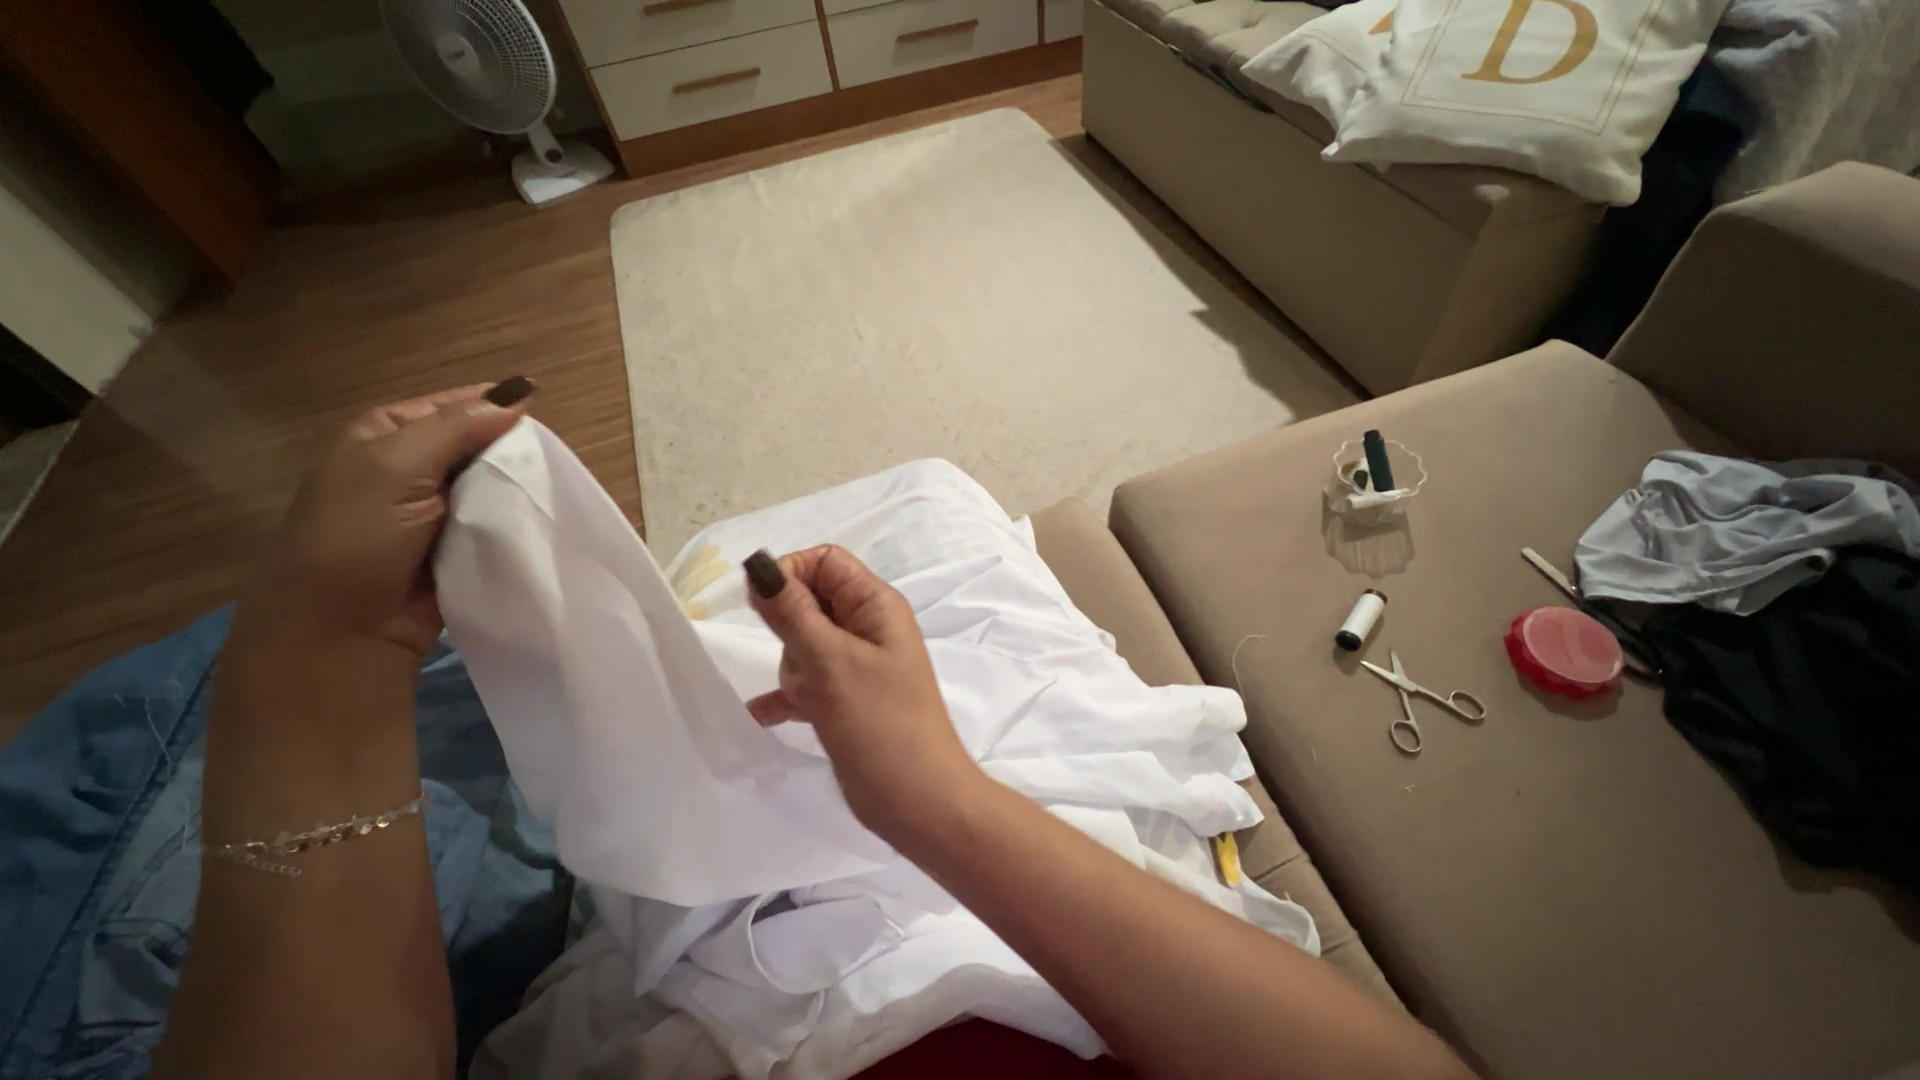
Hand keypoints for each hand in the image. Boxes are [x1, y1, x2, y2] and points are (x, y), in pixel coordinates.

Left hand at [236, 379, 533, 660]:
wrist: (343, 630)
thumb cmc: (356, 537)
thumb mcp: (395, 465)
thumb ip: (457, 427)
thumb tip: (519, 392)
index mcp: (385, 435)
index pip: (455, 407)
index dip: (496, 410)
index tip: (539, 423)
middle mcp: (409, 468)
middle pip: (479, 446)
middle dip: (512, 454)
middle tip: (548, 465)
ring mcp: (434, 511)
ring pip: (493, 486)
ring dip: (517, 491)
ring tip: (552, 493)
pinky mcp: (458, 548)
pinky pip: (496, 524)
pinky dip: (516, 523)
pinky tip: (542, 522)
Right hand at [744, 546, 985, 838]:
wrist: (919, 802)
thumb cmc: (880, 725)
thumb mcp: (831, 661)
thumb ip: (792, 611)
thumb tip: (759, 564)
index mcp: (876, 605)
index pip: (825, 561)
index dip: (790, 575)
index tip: (765, 610)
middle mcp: (869, 628)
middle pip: (809, 602)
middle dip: (791, 632)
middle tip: (807, 667)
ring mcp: (858, 666)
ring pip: (803, 646)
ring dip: (795, 672)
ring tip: (812, 702)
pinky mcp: (847, 700)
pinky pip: (807, 683)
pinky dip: (788, 697)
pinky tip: (764, 715)